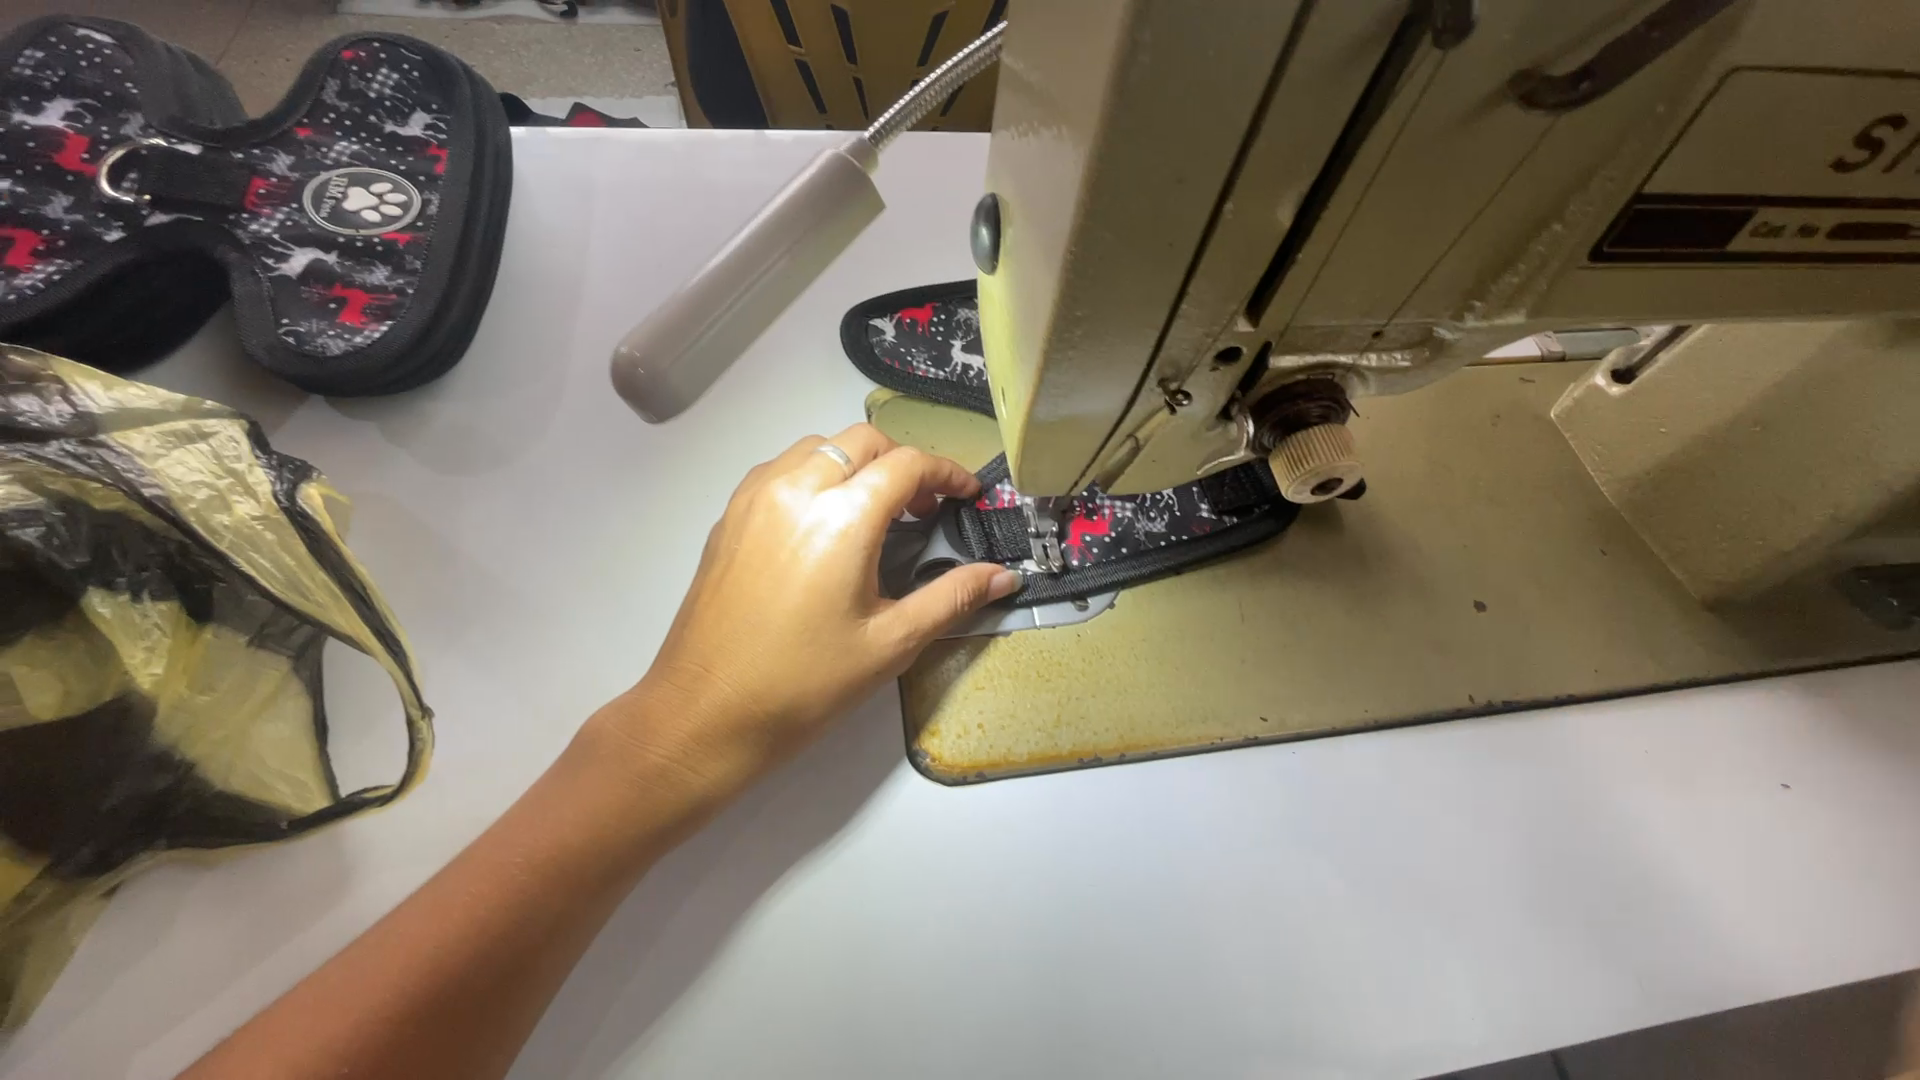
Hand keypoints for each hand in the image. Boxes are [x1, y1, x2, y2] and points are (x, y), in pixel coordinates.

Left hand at [590, 424, 1019, 803]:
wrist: (705, 713)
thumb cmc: (805, 683)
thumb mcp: (890, 643)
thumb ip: (952, 598)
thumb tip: (1006, 577)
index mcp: (842, 516)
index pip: (907, 465)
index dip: (947, 473)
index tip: (968, 495)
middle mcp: (795, 487)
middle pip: (863, 440)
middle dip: (903, 462)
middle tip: (925, 508)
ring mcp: (754, 497)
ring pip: (819, 446)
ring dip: (858, 463)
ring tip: (876, 512)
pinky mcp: (729, 515)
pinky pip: (782, 469)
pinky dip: (816, 474)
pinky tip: (825, 522)